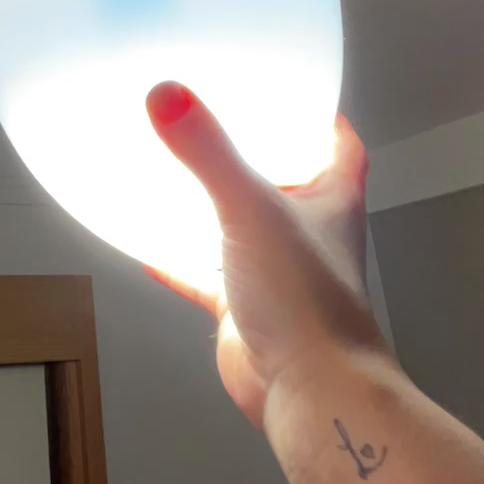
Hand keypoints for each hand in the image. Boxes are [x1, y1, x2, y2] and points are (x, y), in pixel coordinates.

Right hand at [144, 81, 388, 427]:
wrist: (307, 392)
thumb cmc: (304, 298)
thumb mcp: (252, 207)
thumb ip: (208, 152)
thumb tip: (167, 95)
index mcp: (330, 199)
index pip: (338, 146)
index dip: (320, 116)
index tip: (293, 91)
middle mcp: (307, 232)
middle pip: (286, 181)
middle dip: (259, 154)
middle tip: (217, 123)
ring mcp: (275, 271)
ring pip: (242, 227)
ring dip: (215, 204)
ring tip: (176, 172)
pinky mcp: (244, 306)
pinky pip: (204, 273)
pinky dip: (177, 260)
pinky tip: (145, 245)